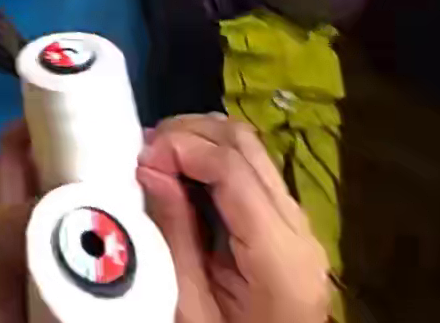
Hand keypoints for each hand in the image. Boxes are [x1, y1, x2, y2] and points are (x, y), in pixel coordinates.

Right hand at [136, 115, 330, 322]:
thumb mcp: (191, 306)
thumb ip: (173, 235)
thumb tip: (149, 168)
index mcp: (280, 257)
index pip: (232, 166)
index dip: (180, 147)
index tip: (141, 160)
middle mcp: (298, 231)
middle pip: (243, 143)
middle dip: (186, 133)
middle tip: (145, 152)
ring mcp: (296, 225)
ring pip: (245, 145)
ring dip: (196, 139)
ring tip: (157, 158)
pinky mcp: (283, 224)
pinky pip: (246, 166)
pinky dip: (207, 155)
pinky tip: (178, 172)